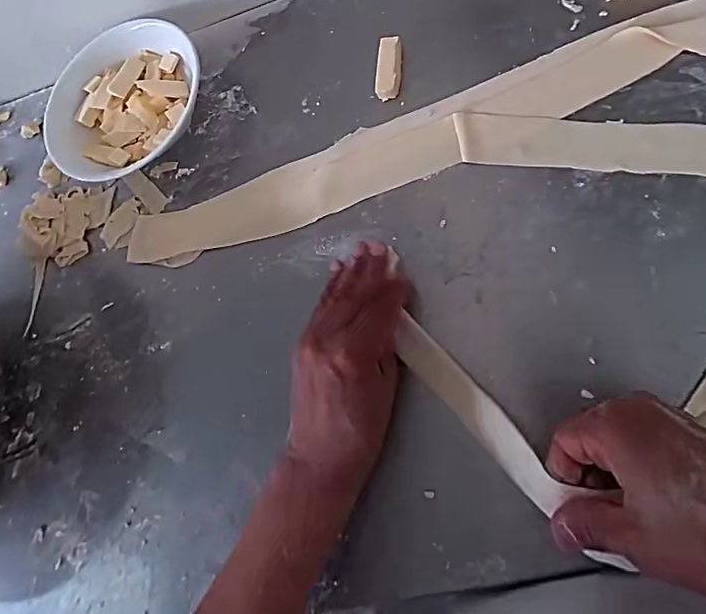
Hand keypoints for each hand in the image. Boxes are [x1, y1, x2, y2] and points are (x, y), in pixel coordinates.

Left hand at [284, 241, 408, 491]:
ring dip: (351, 272)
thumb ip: (386, 347)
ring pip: (335, 297)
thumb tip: (390, 317)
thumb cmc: (361, 432)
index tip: (403, 274)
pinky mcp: (302, 344)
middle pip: (355, 297)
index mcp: (353, 354)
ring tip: (362, 250)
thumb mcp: (386, 390)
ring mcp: (311, 340)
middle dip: (370, 270)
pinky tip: (340, 271)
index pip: (379, 311)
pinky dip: (332, 287)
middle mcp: (328, 340)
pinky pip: (321, 307)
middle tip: (381, 247)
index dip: (393, 291)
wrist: (318, 459)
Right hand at [544, 393, 705, 612]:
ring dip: (620, 479)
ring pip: (621, 442)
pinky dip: (648, 474)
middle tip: (607, 524)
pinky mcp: (693, 431)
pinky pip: (651, 444)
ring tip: (646, 524)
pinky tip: (670, 514)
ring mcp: (670, 417)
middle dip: (590, 480)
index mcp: (616, 423)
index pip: (561, 440)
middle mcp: (641, 409)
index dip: (561, 481)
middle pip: (590, 436)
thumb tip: (567, 523)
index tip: (568, 510)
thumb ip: (585, 525)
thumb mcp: (633, 540)